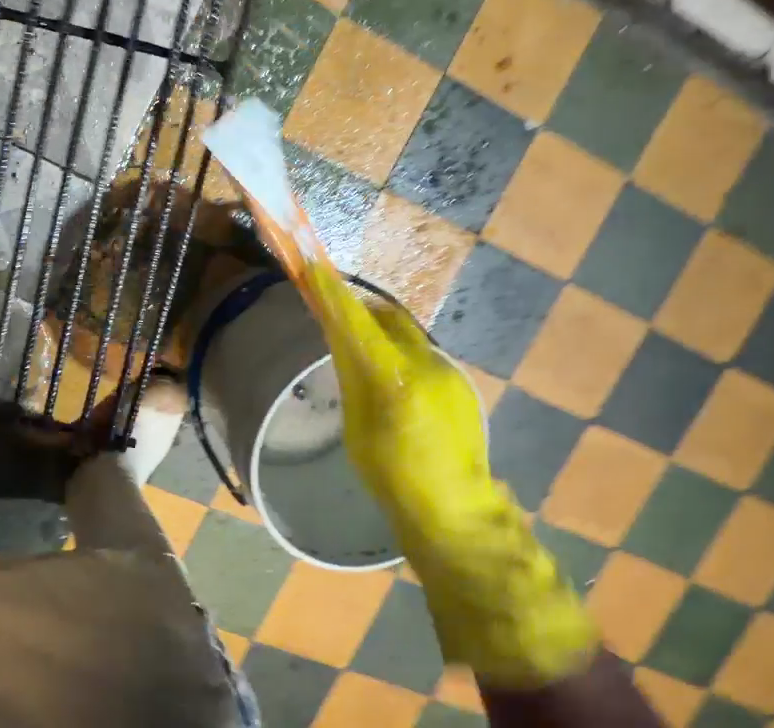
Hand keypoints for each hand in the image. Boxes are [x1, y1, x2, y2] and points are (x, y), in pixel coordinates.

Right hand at [303, 263, 597, 689]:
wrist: (453, 510)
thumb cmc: (390, 475)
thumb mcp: (356, 423)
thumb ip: (351, 373)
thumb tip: (340, 334)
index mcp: (393, 378)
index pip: (356, 320)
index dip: (331, 291)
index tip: (312, 262)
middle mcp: (427, 364)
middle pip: (387, 317)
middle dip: (359, 306)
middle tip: (333, 305)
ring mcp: (449, 372)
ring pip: (406, 334)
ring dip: (380, 331)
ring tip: (359, 344)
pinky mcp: (461, 383)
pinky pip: (422, 354)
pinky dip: (399, 352)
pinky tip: (390, 377)